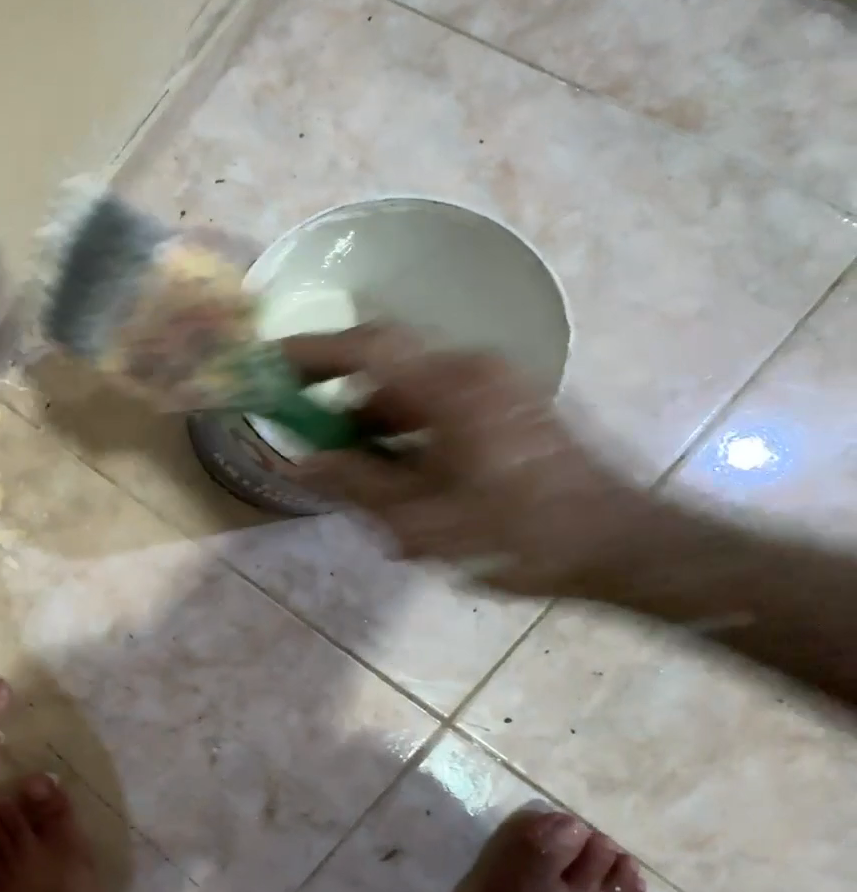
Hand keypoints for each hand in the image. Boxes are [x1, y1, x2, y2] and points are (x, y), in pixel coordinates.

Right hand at [280, 326, 653, 598]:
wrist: (623, 546)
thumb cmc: (517, 534)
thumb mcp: (419, 518)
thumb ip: (353, 484)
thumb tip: (299, 463)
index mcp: (451, 390)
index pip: (368, 345)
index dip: (311, 350)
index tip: (268, 364)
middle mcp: (474, 373)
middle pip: (384, 368)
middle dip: (339, 400)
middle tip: (310, 437)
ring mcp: (497, 387)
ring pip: (410, 390)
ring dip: (373, 424)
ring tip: (361, 477)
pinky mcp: (511, 406)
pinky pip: (437, 403)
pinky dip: (406, 430)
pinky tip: (404, 480)